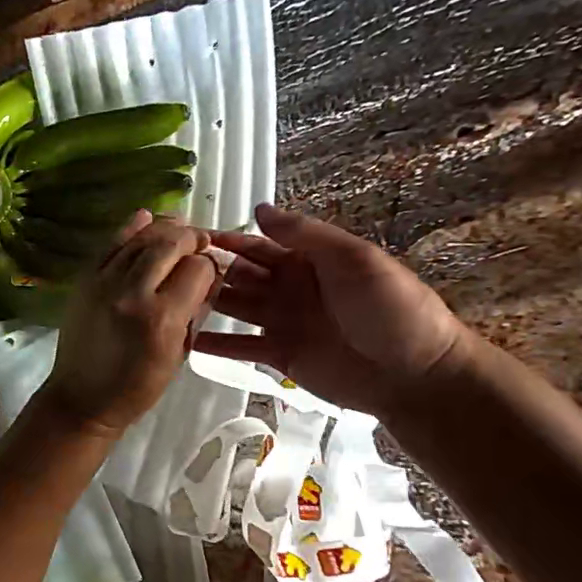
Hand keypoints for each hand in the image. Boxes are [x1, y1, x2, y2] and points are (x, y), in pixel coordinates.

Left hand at [40, 211, 218, 436]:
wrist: (82, 397)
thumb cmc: (137, 386)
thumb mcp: (179, 353)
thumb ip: (196, 310)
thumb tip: (212, 275)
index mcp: (162, 318)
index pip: (197, 269)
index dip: (209, 266)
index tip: (211, 270)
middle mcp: (132, 293)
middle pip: (169, 245)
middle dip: (191, 238)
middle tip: (200, 241)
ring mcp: (103, 284)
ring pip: (139, 239)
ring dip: (163, 229)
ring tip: (179, 228)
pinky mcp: (84, 281)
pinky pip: (109, 245)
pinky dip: (129, 229)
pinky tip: (145, 217)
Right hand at [193, 203, 473, 415]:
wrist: (415, 373)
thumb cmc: (389, 308)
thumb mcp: (352, 259)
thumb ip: (305, 235)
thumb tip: (259, 209)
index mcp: (306, 261)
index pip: (256, 245)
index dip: (225, 240)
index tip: (187, 238)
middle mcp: (288, 288)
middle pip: (238, 276)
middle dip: (207, 271)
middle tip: (166, 272)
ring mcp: (281, 323)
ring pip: (234, 309)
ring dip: (205, 303)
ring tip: (167, 301)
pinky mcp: (278, 356)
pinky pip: (239, 347)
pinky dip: (214, 344)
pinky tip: (184, 340)